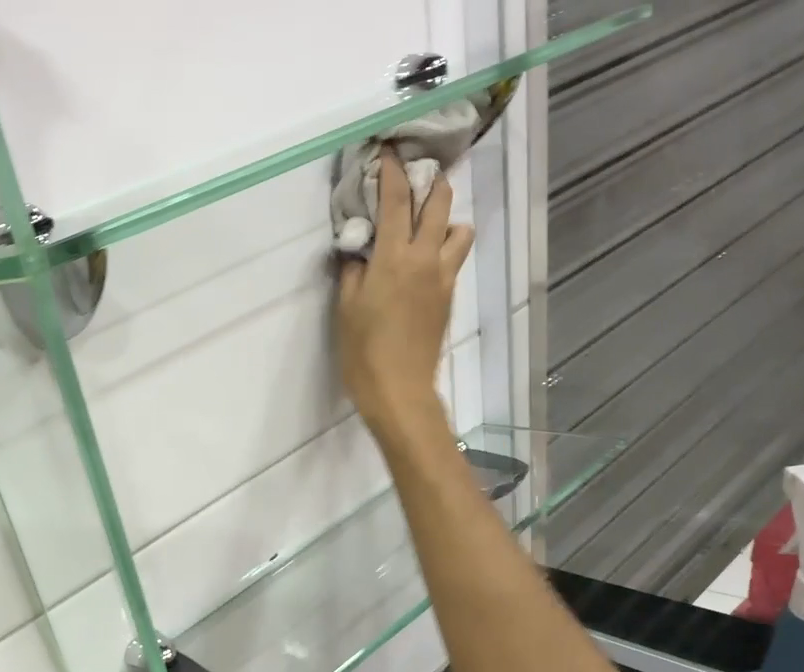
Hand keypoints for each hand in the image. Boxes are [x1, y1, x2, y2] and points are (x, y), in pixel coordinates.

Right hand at [336, 151, 474, 429]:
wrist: (399, 388)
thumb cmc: (363, 351)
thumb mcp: (345, 308)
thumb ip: (352, 272)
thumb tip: (357, 252)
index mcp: (395, 257)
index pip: (397, 201)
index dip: (394, 171)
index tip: (390, 151)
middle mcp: (426, 258)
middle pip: (439, 203)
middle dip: (430, 183)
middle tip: (416, 177)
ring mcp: (442, 276)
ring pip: (458, 228)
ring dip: (445, 218)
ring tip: (426, 226)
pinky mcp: (448, 295)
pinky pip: (452, 256)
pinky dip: (443, 246)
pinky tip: (424, 260)